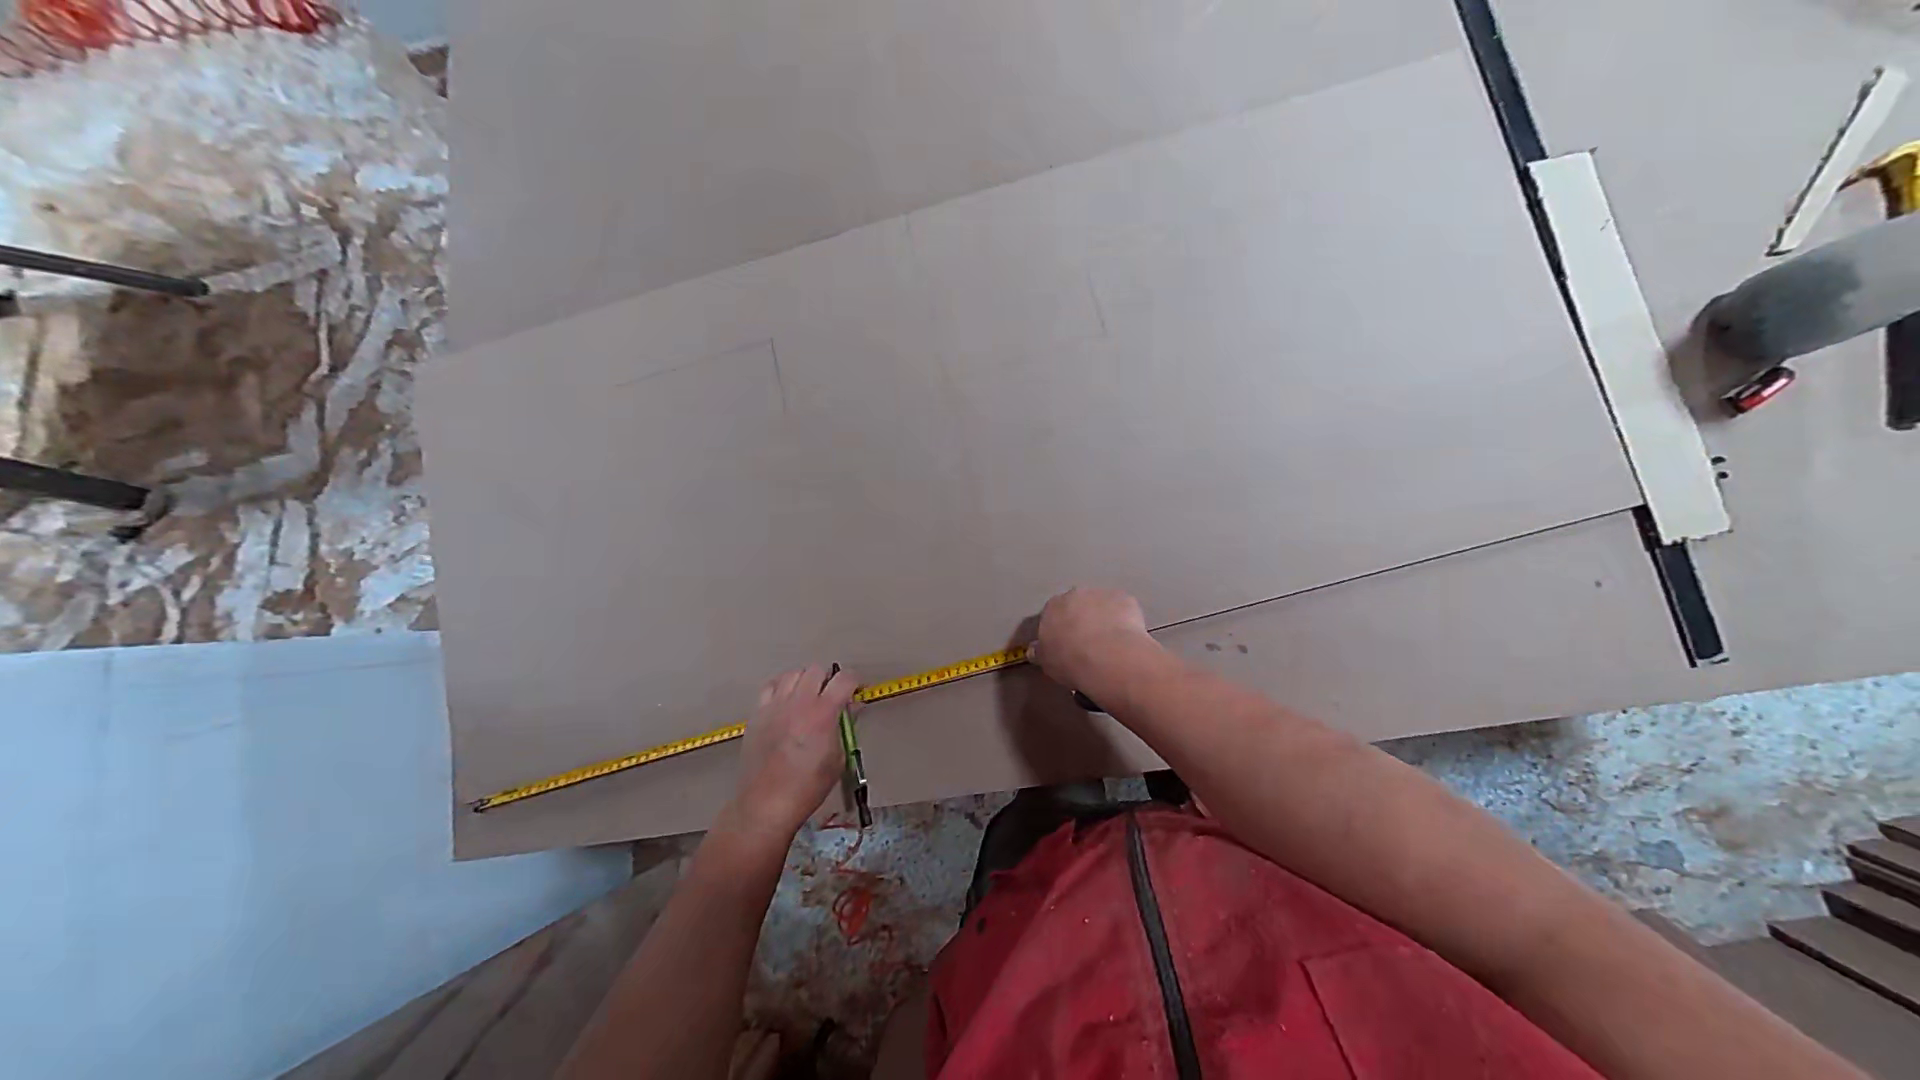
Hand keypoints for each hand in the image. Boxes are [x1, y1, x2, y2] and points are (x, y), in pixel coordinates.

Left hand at [727, 665, 859, 838]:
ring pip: (793, 673)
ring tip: (808, 697)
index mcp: (823, 713)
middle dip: (828, 680)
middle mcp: (799, 702)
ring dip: (805, 680)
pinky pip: (771, 686)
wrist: (767, 803)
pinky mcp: (758, 713)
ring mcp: (775, 705)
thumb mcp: (837, 759)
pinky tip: (786, 701)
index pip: (844, 678)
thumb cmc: (807, 787)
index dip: (854, 682)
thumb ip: (845, 727)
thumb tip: (850, 709)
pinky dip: (782, 687)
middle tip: (832, 696)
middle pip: (817, 670)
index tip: (855, 691)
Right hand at [1032, 588, 1159, 692]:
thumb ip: (1040, 651)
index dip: (1061, 629)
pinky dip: (1124, 619)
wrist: (1107, 657)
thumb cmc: (1070, 661)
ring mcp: (1101, 593)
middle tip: (1088, 642)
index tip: (1066, 643)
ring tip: (1110, 642)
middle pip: (1078, 604)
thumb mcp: (1046, 662)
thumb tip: (1035, 649)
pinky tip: (1126, 638)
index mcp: (1052, 607)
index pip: (1053, 613)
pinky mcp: (1125, 598)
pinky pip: (1123, 608)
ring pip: (1101, 604)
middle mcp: (1075, 594)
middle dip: (1082, 619)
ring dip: (1103, 617)